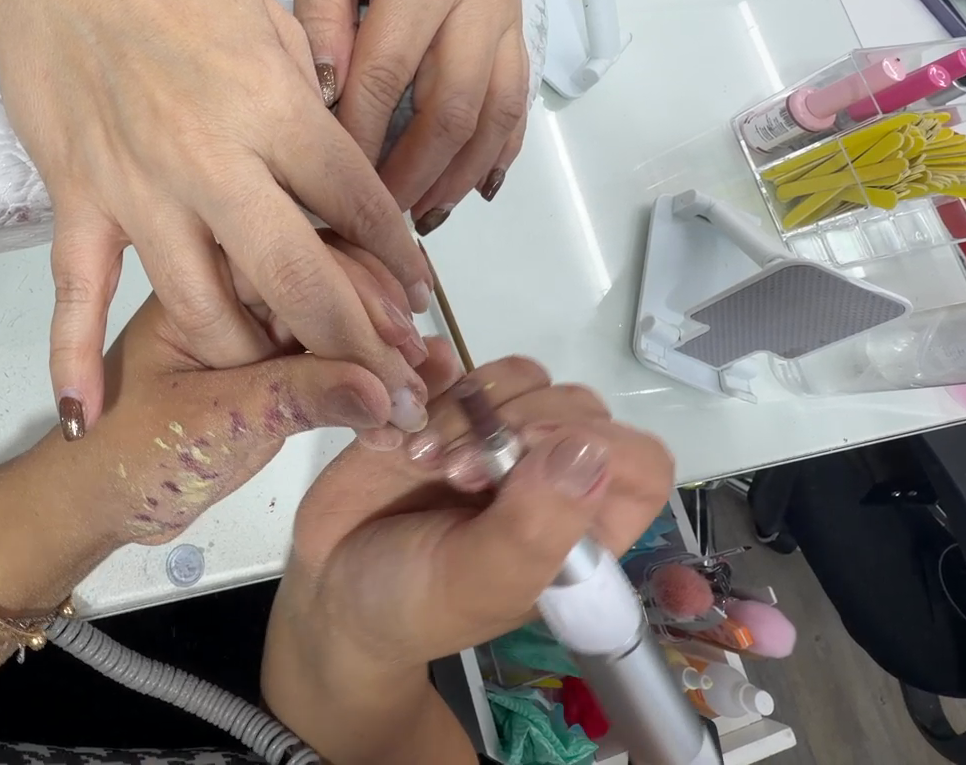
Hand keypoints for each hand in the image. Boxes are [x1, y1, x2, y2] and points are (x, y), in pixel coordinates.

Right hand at [0, 0, 433, 437]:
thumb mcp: (268, 21)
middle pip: (295, 273)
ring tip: (284, 380)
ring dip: (249, 357)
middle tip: (387, 384)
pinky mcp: (77, 201)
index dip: (397, 257)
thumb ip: (308, 97)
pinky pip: (74, 291)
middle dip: (352, 338)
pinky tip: (81, 417)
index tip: (419, 299)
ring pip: (200, 304)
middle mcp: (212, 159)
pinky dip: (71, 358)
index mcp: (271, 106)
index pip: (355, 200)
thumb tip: (339, 158)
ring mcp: (138, 189)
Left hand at [57, 265, 463, 548]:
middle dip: (378, 317)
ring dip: (383, 340)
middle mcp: (235, 290)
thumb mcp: (210, 423)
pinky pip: (331, 352)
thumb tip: (385, 392)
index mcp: (202, 280)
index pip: (290, 264)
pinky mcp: (275, 360)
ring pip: (334, 312)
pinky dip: (370, 368)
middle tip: (420, 362)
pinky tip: (411, 382)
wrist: (102, 496)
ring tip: (431, 370)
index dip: (353, 301)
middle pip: (323, 277)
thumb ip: (292, 399)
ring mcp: (257, 324)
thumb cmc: (131, 453)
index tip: (398, 348)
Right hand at [262, 359, 671, 762]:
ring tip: (415, 455)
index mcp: (578, 523)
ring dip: (463, 408)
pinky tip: (395, 424)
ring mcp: (490, 432)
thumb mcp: (479, 581)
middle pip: (573, 405)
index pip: (634, 461)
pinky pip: (451, 364)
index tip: (522, 453)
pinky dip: (424, 378)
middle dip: (511, 426)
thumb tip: (587, 449)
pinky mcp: (438, 405)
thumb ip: (535, 525)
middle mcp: (544, 471)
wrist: (330, 580)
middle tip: (451, 472)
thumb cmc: (413, 600)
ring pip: (516, 377)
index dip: (592, 443)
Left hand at [294, 0, 528, 234]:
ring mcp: (508, 17)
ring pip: (493, 113)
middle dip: (413, 172)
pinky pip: (517, 100)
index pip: (388, 71)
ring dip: (458, 174)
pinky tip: (476, 189)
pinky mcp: (518, 30)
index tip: (332, 184)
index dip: (361, 136)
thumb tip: (326, 96)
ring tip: (421, 218)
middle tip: (377, 220)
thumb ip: (322, 13)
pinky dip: (499, 151)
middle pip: (451, 106)